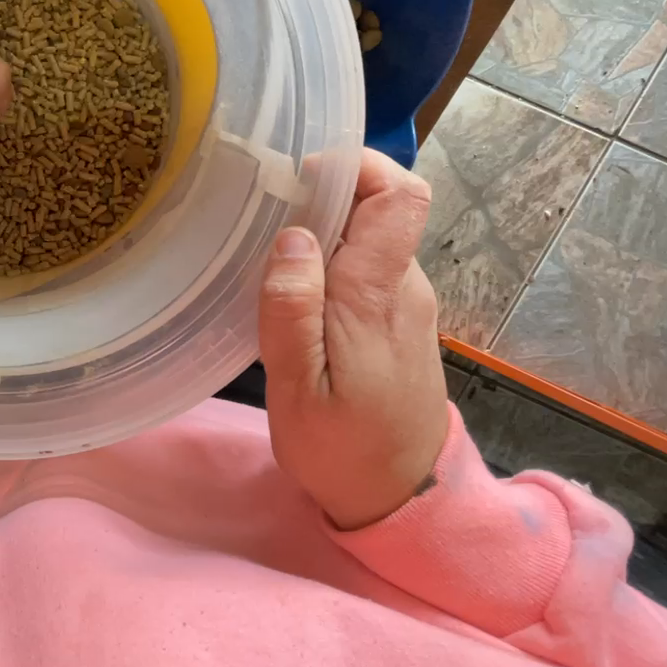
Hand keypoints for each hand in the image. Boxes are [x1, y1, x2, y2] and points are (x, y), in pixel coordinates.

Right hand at [258, 149, 449, 530]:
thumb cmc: (339, 447)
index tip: (299, 175)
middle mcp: (403, 287)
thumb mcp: (297, 388)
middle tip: (260, 210)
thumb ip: (292, 310)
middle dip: (325, 192)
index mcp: (377, 297)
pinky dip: (328, 254)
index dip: (357, 166)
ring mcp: (405, 302)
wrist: (402, 500)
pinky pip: (365, 263)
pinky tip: (289, 282)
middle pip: (382, 206)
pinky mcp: (396, 318)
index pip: (400, 198)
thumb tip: (292, 235)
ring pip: (370, 234)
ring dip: (322, 225)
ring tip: (263, 246)